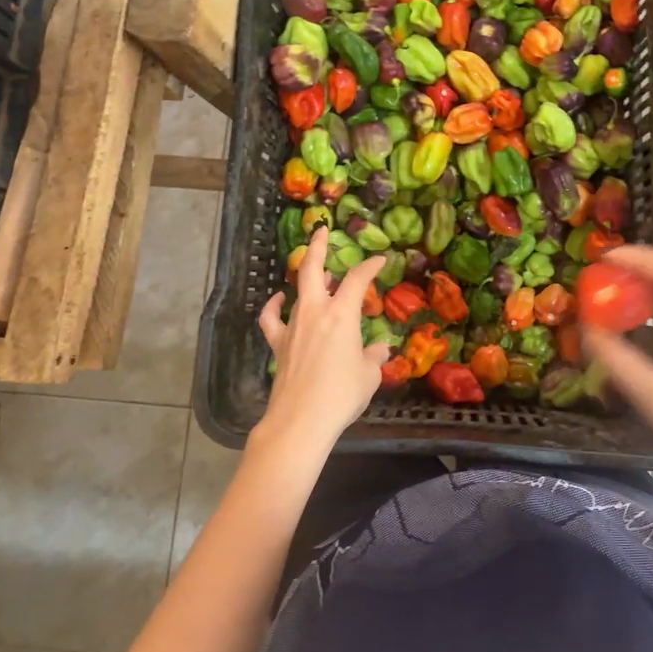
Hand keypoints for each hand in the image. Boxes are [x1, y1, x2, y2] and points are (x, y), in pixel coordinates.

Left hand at [252, 226, 388, 457]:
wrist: (300, 420)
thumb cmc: (341, 395)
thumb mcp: (369, 376)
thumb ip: (374, 357)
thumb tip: (379, 349)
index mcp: (342, 314)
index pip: (357, 280)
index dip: (370, 266)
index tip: (380, 259)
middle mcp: (315, 312)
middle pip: (314, 269)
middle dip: (318, 247)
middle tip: (322, 231)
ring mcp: (292, 326)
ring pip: (297, 291)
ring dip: (307, 278)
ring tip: (317, 270)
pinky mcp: (278, 344)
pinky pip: (272, 318)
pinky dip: (275, 305)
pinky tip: (279, 300)